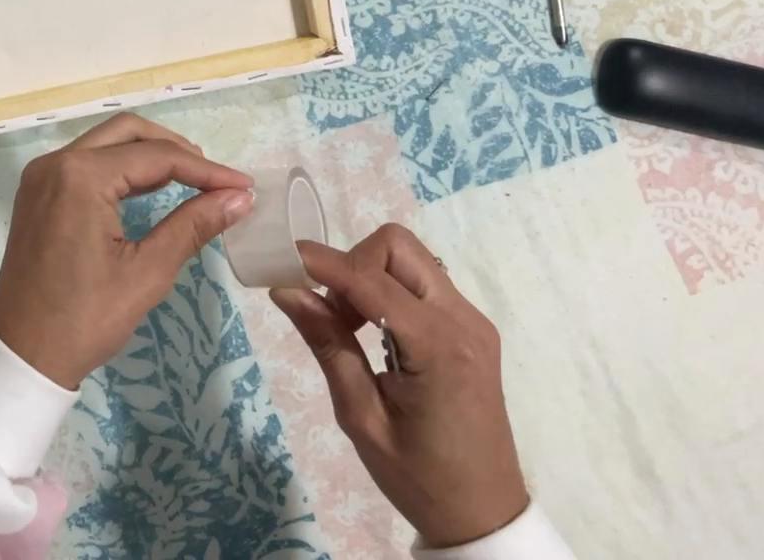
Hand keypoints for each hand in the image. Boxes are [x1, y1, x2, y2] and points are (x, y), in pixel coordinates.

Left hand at [0, 113, 254, 388]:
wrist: (23, 352)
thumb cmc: (85, 318)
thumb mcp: (147, 272)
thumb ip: (193, 226)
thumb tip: (239, 198)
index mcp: (79, 176)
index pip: (154, 156)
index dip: (205, 170)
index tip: (244, 186)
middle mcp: (55, 162)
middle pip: (126, 132)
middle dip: (174, 148)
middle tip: (214, 178)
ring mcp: (41, 176)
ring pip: (105, 143)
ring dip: (148, 154)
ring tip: (193, 180)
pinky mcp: (38, 192)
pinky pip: (85, 163)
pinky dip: (121, 168)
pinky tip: (152, 188)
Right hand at [271, 225, 527, 548]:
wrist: (484, 516)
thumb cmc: (418, 477)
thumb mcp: (360, 416)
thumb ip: (327, 344)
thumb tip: (285, 290)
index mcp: (439, 348)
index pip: (370, 280)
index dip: (320, 263)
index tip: (279, 258)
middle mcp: (463, 321)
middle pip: (396, 247)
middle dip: (350, 263)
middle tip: (329, 310)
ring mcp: (472, 321)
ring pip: (408, 257)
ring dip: (367, 273)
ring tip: (348, 324)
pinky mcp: (470, 327)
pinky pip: (419, 280)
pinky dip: (385, 288)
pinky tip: (372, 330)